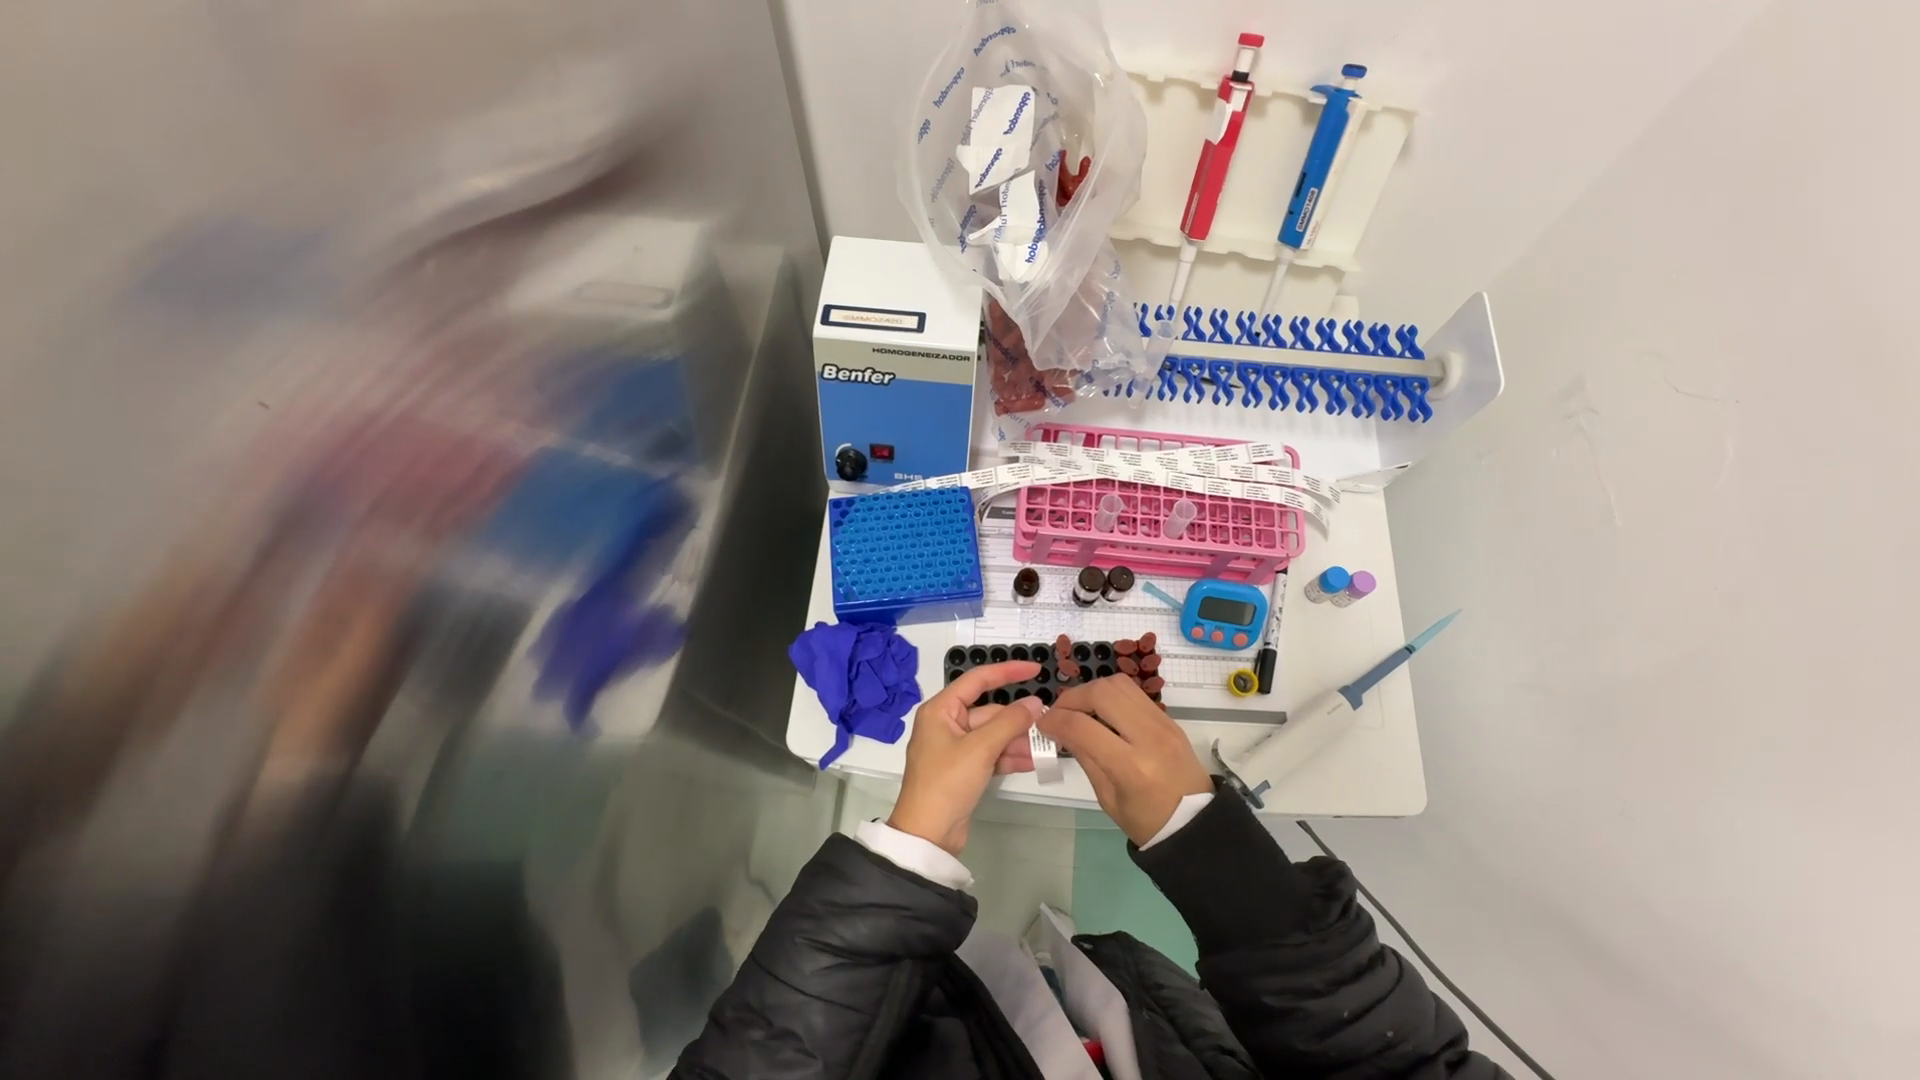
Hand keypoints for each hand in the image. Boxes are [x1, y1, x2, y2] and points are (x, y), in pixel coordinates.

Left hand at [887, 661, 1042, 855]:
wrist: (928, 834)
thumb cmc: (947, 783)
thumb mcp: (980, 749)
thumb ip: (1010, 722)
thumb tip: (1035, 703)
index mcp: (941, 710)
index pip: (977, 680)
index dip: (1007, 672)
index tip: (1034, 669)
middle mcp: (946, 723)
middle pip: (989, 711)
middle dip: (1017, 719)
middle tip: (1048, 723)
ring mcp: (955, 747)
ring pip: (993, 734)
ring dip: (1017, 740)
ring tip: (1045, 747)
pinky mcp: (964, 769)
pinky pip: (991, 753)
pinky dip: (1009, 756)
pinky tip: (1033, 762)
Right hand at [1040, 675, 1212, 845]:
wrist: (1197, 823)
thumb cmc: (1148, 822)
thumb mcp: (1107, 798)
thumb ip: (1084, 757)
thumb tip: (1059, 728)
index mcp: (1131, 767)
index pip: (1082, 726)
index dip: (1054, 720)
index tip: (1042, 725)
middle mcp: (1149, 737)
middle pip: (1102, 692)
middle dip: (1072, 697)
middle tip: (1059, 713)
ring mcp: (1163, 723)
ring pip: (1119, 684)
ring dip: (1092, 691)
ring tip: (1080, 709)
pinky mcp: (1169, 718)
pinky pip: (1134, 693)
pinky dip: (1110, 695)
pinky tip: (1101, 713)